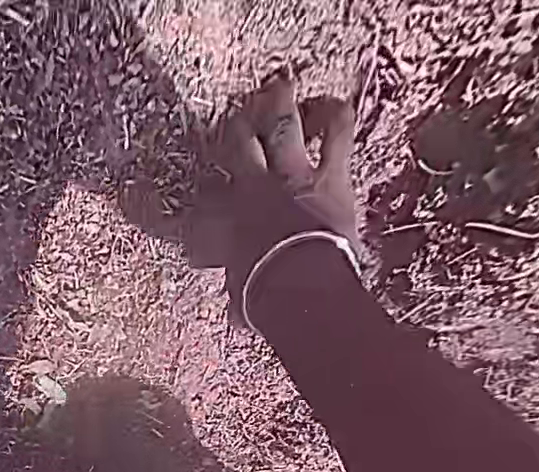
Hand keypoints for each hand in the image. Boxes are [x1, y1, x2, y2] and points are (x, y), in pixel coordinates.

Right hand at [220, 76, 360, 301]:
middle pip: (240, 143)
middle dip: (240, 129)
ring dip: (278, 104)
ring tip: (278, 90)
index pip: (209, 199)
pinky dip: (331, 114)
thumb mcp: (240, 301)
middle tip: (240, 120)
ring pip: (280, 124)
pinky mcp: (328, 174)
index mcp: (229, 222)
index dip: (207, 193)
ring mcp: (292, 175)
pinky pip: (335, 129)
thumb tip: (235, 313)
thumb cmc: (264, 299)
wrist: (296, 287)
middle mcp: (254, 188)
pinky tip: (328, 107)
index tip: (204, 199)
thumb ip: (238, 295)